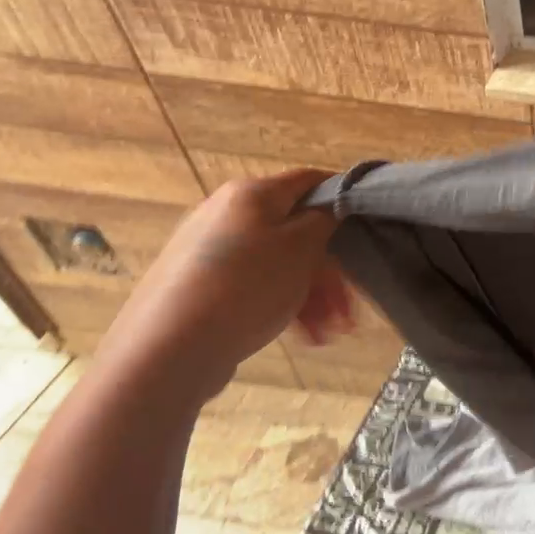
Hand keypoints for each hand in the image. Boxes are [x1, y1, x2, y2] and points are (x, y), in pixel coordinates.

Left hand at [93, 170, 354, 400]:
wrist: (164, 352)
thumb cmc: (246, 288)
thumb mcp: (302, 247)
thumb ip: (326, 217)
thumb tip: (332, 204)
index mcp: (251, 193)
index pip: (313, 181)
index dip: (345, 200)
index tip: (370, 230)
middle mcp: (225, 212)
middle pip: (297, 230)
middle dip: (329, 270)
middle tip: (348, 308)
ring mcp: (207, 250)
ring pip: (278, 263)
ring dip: (311, 294)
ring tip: (328, 334)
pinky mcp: (196, 285)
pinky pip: (252, 284)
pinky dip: (281, 303)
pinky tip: (301, 335)